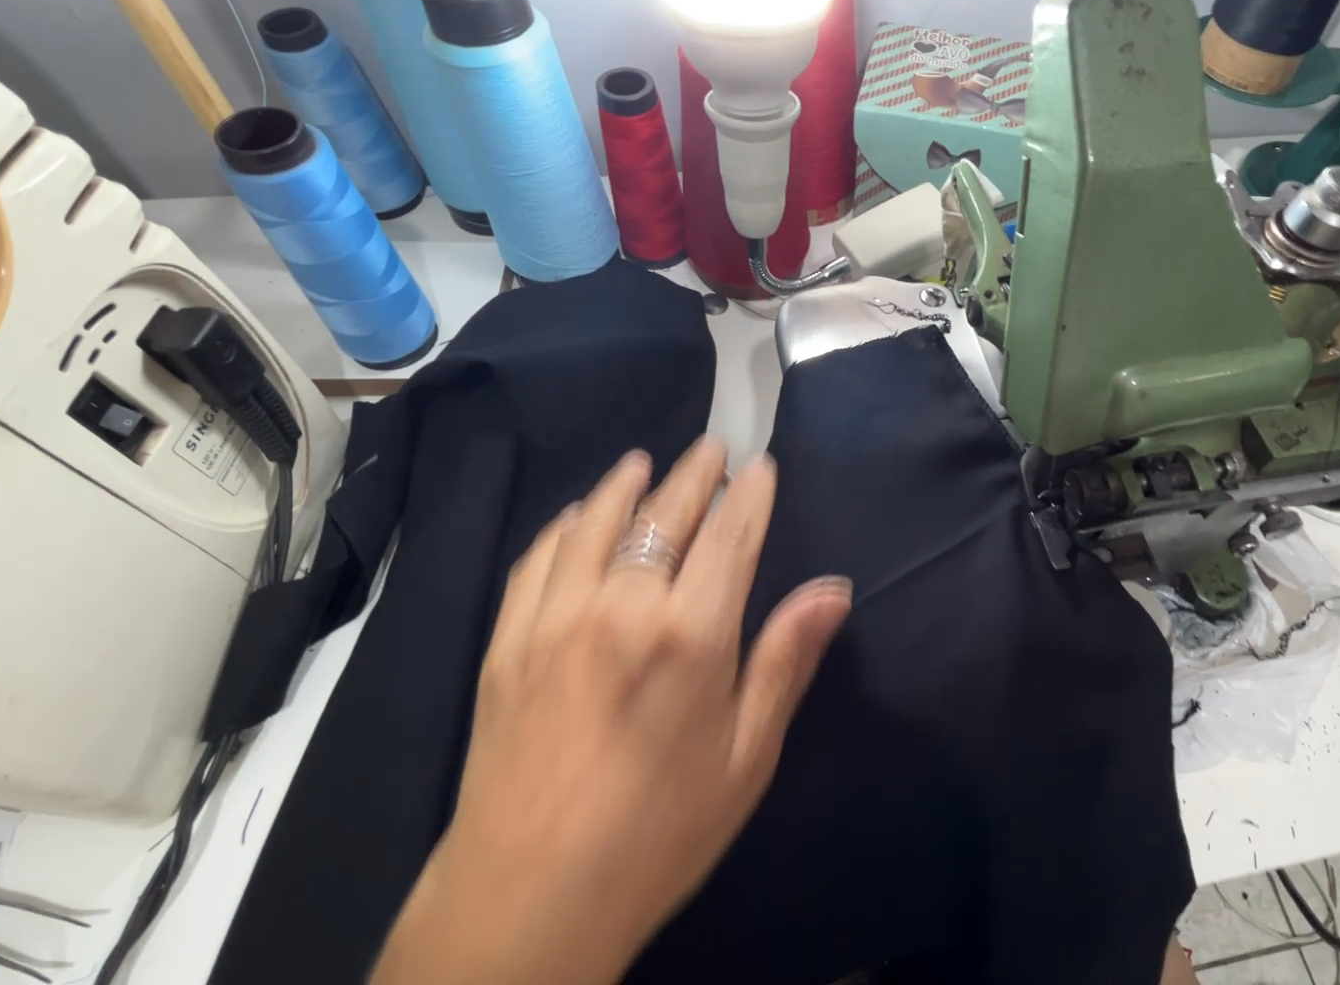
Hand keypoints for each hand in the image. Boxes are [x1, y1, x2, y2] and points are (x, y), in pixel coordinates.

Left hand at [372, 441, 851, 984]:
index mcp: (690, 634)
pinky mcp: (507, 640)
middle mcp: (621, 606)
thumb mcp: (747, 754)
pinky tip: (577, 517)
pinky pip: (538, 560)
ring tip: (644, 462)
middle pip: (665, 516)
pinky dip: (565, 527)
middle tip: (711, 447)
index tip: (761, 465)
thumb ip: (786, 660)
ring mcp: (555, 618)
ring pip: (596, 524)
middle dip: (694, 475)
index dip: (750, 495)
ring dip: (626, 486)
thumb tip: (832, 590)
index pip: (729, 536)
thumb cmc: (661, 830)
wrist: (531, 893)